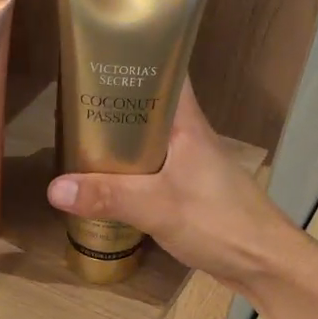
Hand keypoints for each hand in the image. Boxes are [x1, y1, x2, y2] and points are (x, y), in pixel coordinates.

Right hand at [46, 80, 300, 291]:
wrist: (264, 264)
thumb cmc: (220, 223)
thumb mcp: (156, 207)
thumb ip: (106, 196)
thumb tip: (53, 188)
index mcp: (187, 123)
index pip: (165, 70)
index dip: (135, 56)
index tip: (96, 53)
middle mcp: (189, 137)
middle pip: (148, 105)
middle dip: (112, 101)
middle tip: (69, 101)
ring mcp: (190, 164)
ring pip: (147, 140)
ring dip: (118, 139)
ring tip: (76, 137)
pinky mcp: (188, 191)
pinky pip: (150, 169)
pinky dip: (126, 170)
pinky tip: (103, 180)